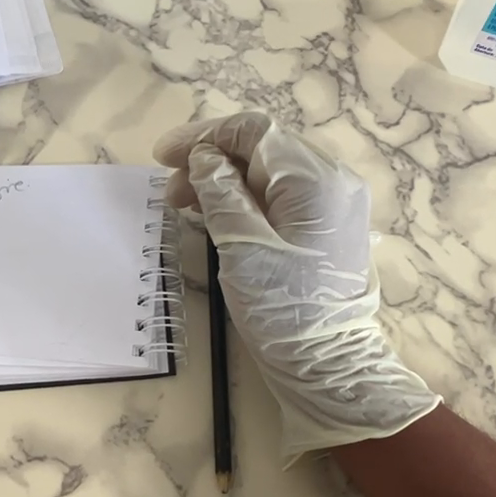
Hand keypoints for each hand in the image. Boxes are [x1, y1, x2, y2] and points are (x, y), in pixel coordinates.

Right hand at [155, 112, 439, 458]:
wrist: (330, 364)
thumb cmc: (283, 308)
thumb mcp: (242, 248)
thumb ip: (221, 193)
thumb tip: (203, 158)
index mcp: (314, 180)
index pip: (254, 132)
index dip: (204, 136)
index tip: (163, 157)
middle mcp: (331, 180)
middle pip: (261, 149)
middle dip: (209, 159)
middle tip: (169, 190)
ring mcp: (332, 203)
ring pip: (267, 172)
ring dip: (223, 180)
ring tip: (183, 204)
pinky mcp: (325, 225)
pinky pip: (279, 196)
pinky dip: (244, 198)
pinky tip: (214, 213)